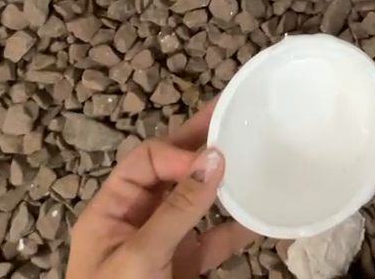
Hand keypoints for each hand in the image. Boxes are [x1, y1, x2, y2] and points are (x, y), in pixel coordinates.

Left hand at [67, 100, 256, 278]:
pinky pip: (214, 238)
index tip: (214, 159)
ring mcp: (161, 246)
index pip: (147, 161)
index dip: (179, 152)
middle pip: (172, 171)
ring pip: (197, 201)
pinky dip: (238, 227)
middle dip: (205, 144)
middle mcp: (135, 222)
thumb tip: (216, 155)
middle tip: (241, 112)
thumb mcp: (139, 261)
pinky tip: (264, 216)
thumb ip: (178, 209)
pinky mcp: (183, 269)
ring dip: (226, 182)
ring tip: (258, 153)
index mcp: (110, 213)